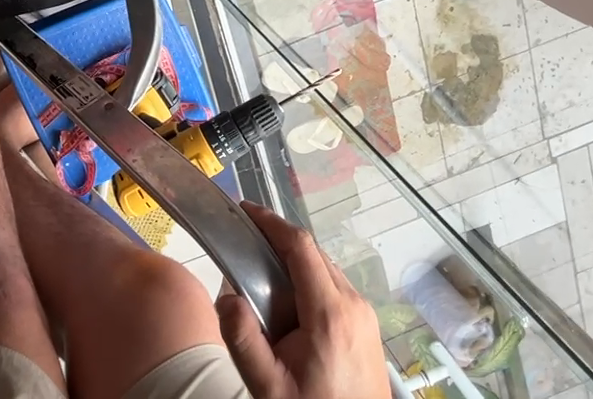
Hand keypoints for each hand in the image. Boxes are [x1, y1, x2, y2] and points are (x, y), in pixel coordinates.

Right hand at [217, 201, 389, 398]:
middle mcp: (353, 304)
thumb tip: (225, 297)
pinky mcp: (367, 327)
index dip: (271, 222)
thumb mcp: (270, 388)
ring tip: (260, 273)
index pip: (300, 246)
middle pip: (312, 252)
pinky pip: (334, 286)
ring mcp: (364, 315)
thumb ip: (244, 341)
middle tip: (243, 242)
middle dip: (277, 240)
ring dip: (293, 261)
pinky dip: (308, 279)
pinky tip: (288, 302)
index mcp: (329, 312)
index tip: (244, 211)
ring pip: (325, 267)